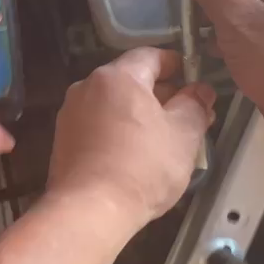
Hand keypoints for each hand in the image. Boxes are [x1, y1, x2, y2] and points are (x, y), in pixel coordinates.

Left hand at [44, 47, 214, 228]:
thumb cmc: (142, 166)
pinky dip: (118, 129)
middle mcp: (86, 87)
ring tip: (166, 137)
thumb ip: (194, 105)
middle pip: (129, 79)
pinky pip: (97, 123)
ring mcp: (70, 113)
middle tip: (188, 114)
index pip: (149, 56)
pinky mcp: (63, 138)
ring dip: (139, 113)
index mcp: (116, 77)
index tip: (194, 79)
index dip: (176, 64)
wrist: (89, 208)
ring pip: (112, 103)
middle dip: (160, 93)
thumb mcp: (183, 135)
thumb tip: (200, 90)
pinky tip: (135, 152)